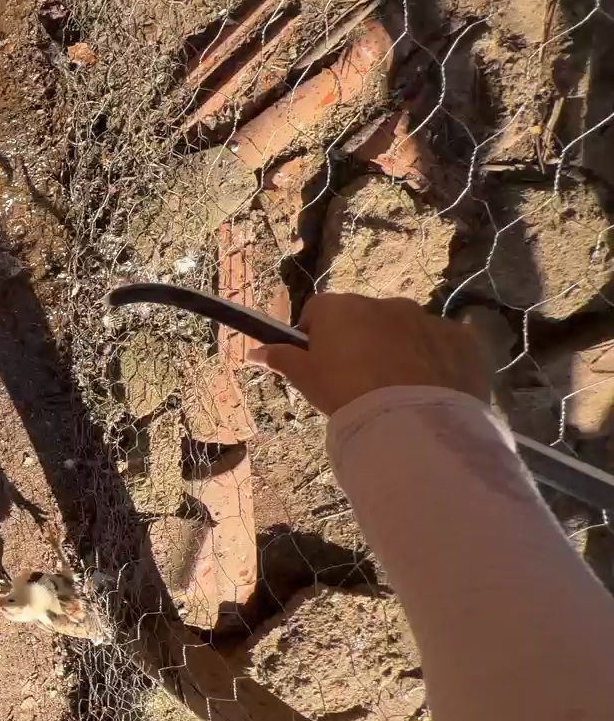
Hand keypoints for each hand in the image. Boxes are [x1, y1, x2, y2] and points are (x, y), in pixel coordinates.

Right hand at [247, 293, 490, 414]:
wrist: (412, 417)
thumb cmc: (344, 389)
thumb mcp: (302, 376)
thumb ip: (279, 358)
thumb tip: (254, 352)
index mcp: (341, 307)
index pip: (317, 310)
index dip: (313, 333)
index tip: (315, 358)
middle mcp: (385, 303)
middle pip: (361, 316)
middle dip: (356, 337)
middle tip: (351, 373)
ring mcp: (429, 319)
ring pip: (402, 328)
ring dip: (395, 344)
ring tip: (392, 380)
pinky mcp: (465, 339)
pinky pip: (442, 341)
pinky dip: (432, 354)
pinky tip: (426, 380)